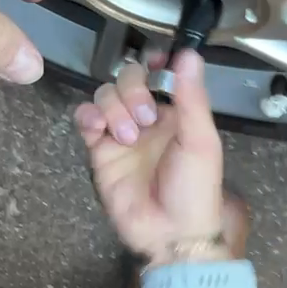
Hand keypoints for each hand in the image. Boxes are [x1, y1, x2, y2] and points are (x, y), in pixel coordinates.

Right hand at [75, 51, 226, 260]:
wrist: (169, 234)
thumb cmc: (194, 188)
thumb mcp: (201, 141)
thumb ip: (191, 97)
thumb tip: (188, 53)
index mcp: (177, 112)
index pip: (160, 73)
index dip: (155, 62)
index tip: (154, 59)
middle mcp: (148, 117)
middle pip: (128, 78)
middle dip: (132, 89)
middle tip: (145, 117)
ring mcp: (121, 132)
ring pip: (105, 95)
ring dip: (113, 108)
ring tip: (127, 137)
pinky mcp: (99, 150)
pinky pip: (85, 119)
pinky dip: (88, 116)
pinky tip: (97, 129)